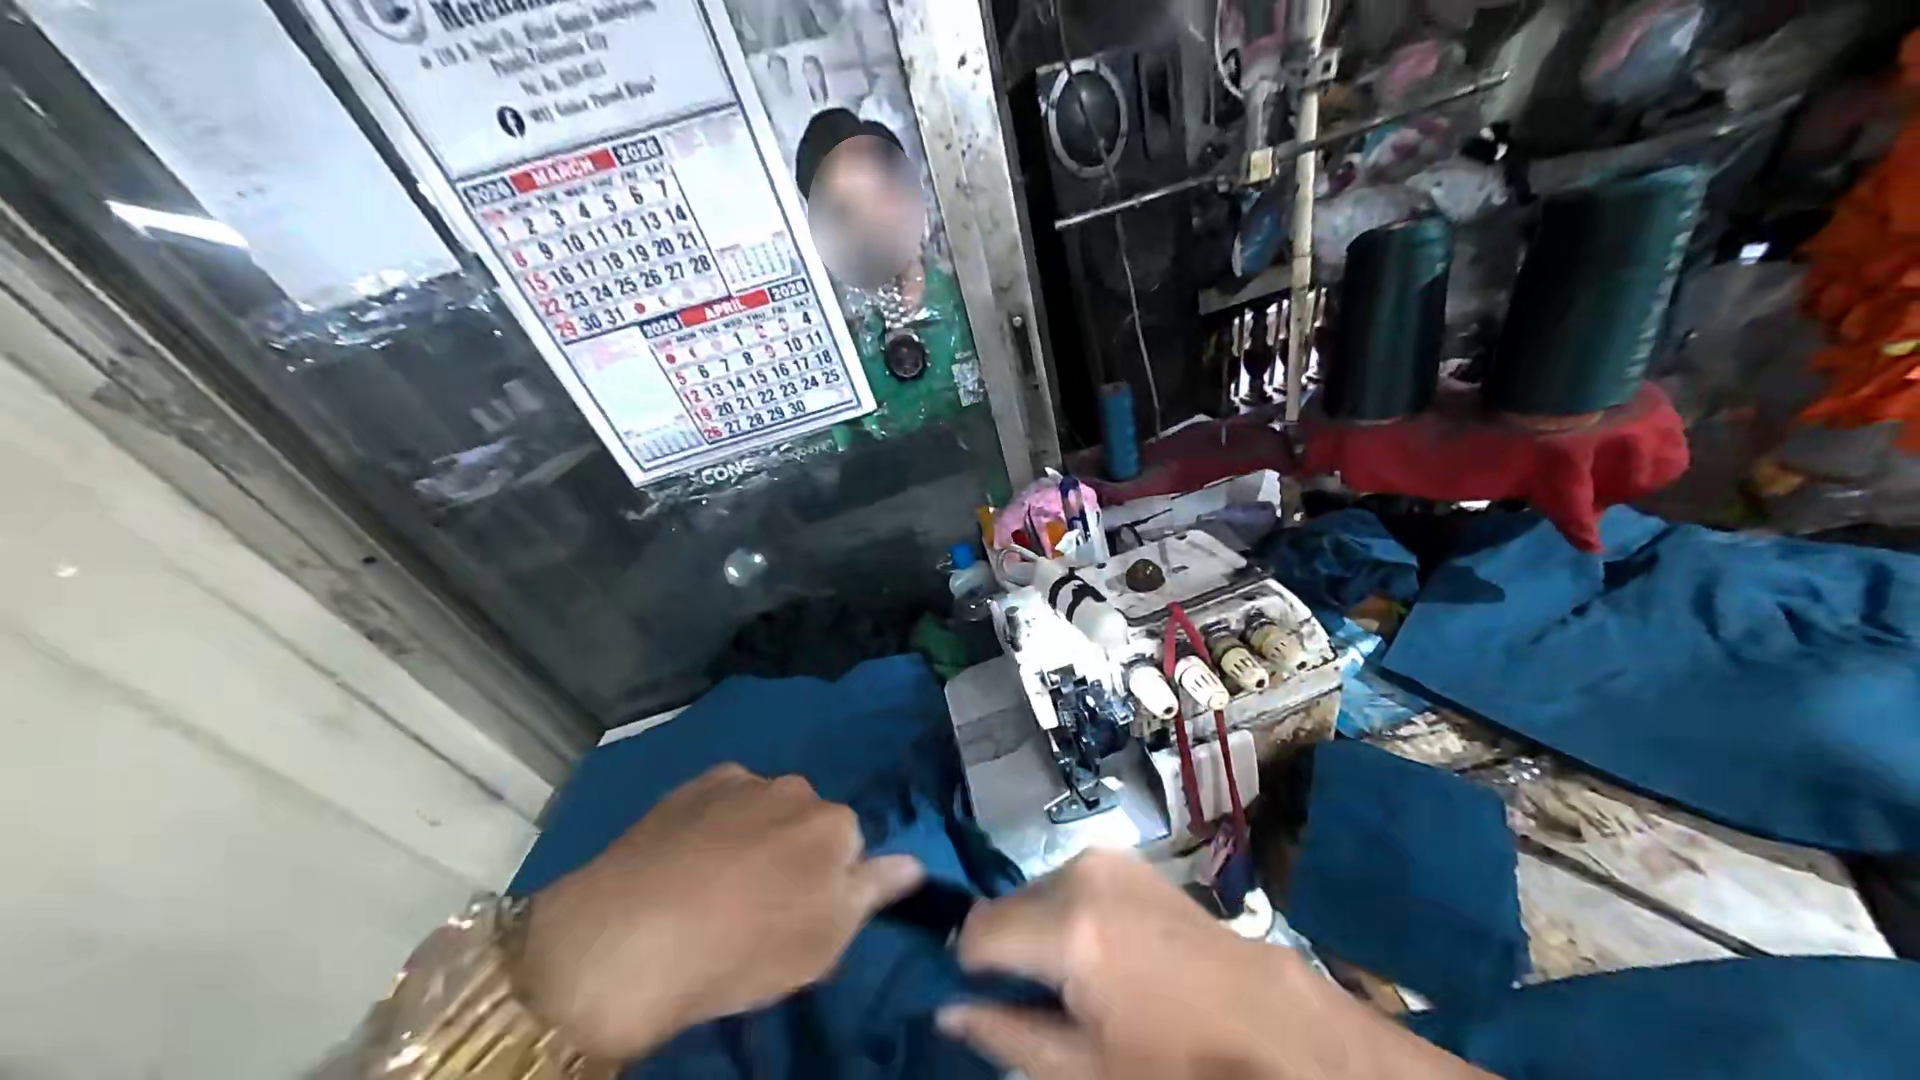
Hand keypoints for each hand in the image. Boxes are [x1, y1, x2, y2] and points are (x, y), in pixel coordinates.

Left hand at [513, 764, 924, 1059]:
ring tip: (718, 880)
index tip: (801, 913)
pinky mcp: (693, 784)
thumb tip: (914, 863)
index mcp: (836, 824)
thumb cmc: (744, 949)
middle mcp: (797, 788)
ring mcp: (742, 781)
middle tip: (760, 900)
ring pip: (765, 806)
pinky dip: (717, 821)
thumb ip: (874, 891)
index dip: (830, 881)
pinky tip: (689, 857)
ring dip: (756, 832)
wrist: (632, 937)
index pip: (852, 845)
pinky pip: (722, 800)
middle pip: (809, 819)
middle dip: (795, 850)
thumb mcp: (824, 941)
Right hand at [940, 851, 1492, 1079]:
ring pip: (1033, 893)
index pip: (976, 931)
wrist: (1269, 1021)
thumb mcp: (1086, 1071)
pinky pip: (1066, 883)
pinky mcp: (1124, 857)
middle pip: (1004, 906)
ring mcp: (1103, 857)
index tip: (983, 1003)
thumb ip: (1006, 1035)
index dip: (969, 970)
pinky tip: (1100, 954)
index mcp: (1068, 925)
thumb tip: (947, 1012)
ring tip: (1075, 982)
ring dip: (1035, 932)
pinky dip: (1063, 914)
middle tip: (1040, 1001)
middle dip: (1005, 950)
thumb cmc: (1179, 1063)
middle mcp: (1078, 872)